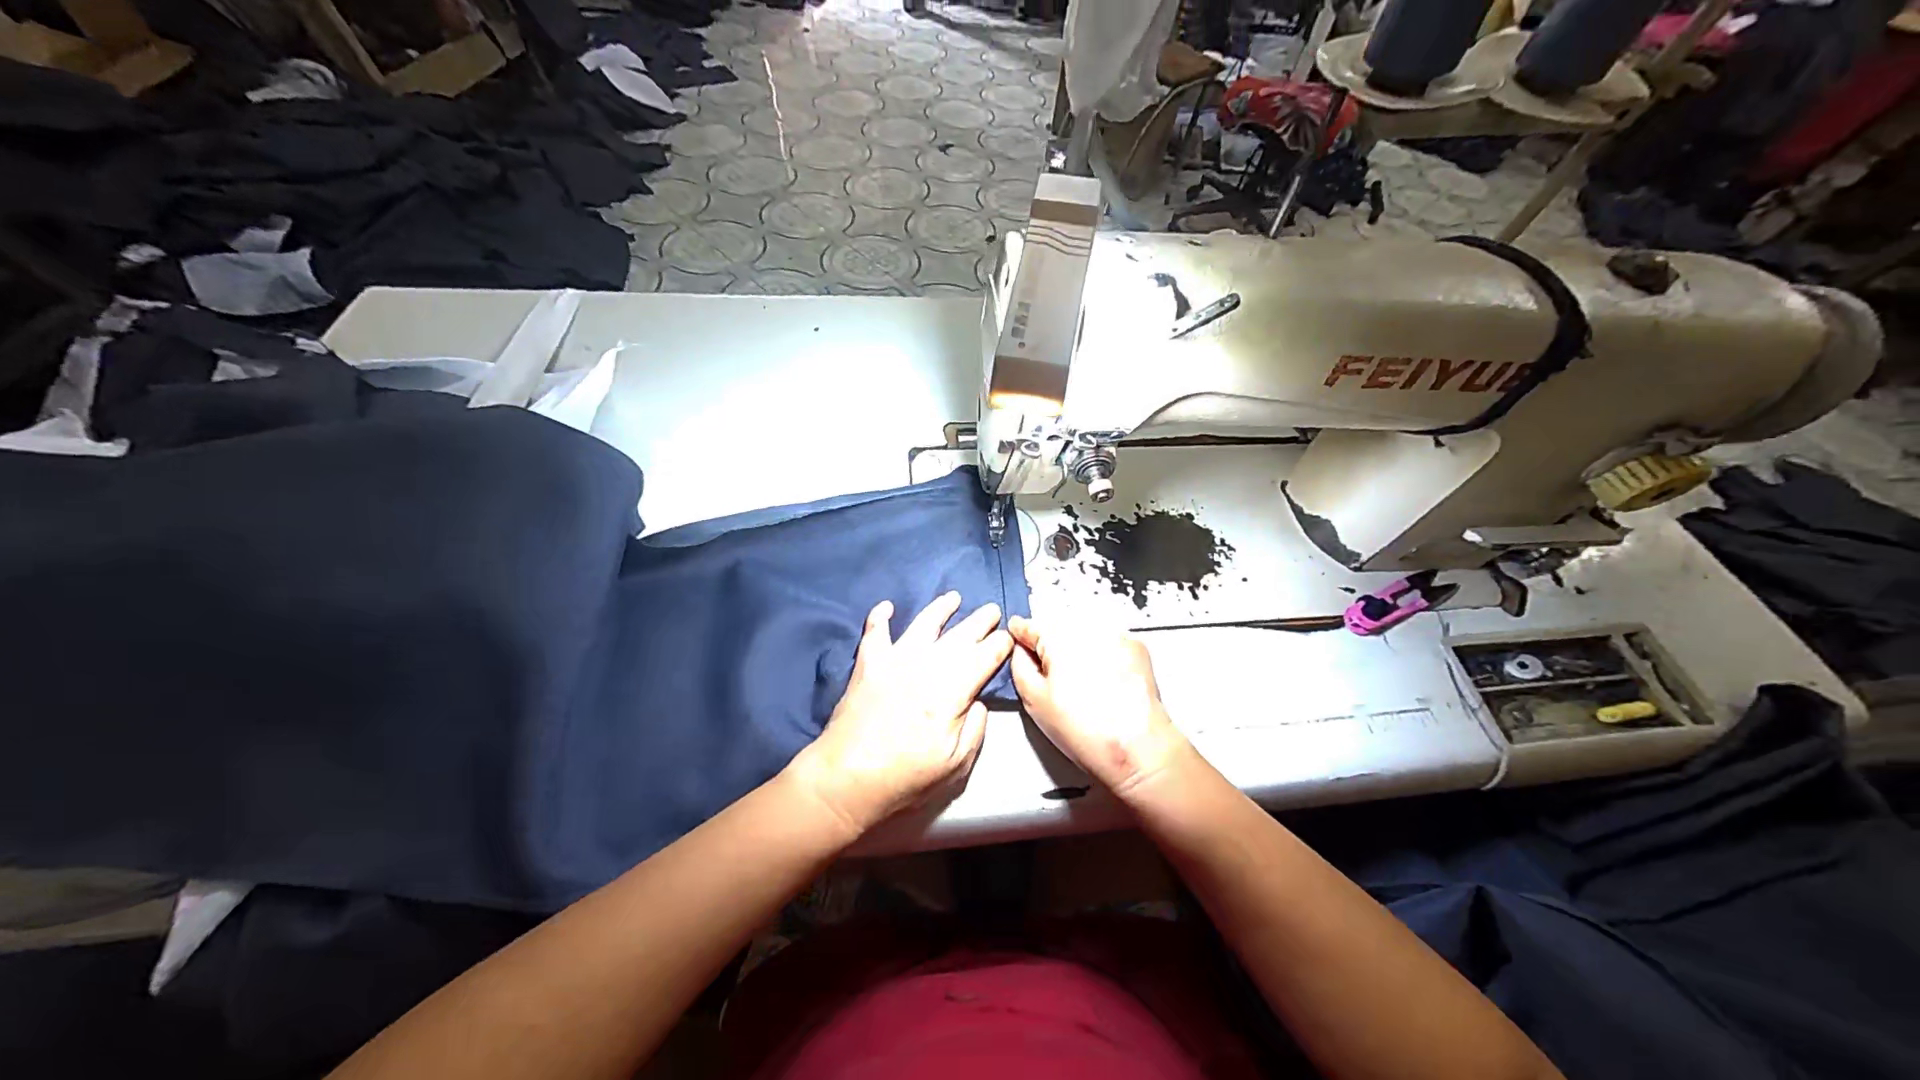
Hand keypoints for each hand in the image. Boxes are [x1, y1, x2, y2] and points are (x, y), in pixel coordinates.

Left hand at [784, 593, 1013, 839]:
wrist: (848, 775)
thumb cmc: (906, 775)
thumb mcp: (957, 763)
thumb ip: (975, 728)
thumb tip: (978, 701)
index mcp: (953, 689)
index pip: (985, 657)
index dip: (1000, 644)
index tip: (1009, 637)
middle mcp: (927, 665)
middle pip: (960, 635)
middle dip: (980, 621)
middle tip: (992, 609)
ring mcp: (895, 659)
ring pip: (923, 624)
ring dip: (940, 608)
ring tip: (953, 597)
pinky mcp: (868, 663)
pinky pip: (875, 632)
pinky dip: (880, 617)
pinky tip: (886, 607)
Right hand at [1008, 615, 1190, 799]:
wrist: (1138, 747)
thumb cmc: (1086, 730)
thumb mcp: (1034, 701)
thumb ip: (1019, 666)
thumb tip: (1020, 651)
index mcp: (1057, 636)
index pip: (1029, 624)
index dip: (1021, 637)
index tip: (1019, 642)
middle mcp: (1086, 627)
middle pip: (1057, 627)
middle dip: (1051, 646)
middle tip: (1054, 679)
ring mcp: (1114, 634)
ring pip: (1083, 633)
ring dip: (1077, 649)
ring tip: (1082, 684)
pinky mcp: (1135, 646)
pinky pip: (1107, 642)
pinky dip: (1101, 654)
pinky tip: (1103, 681)